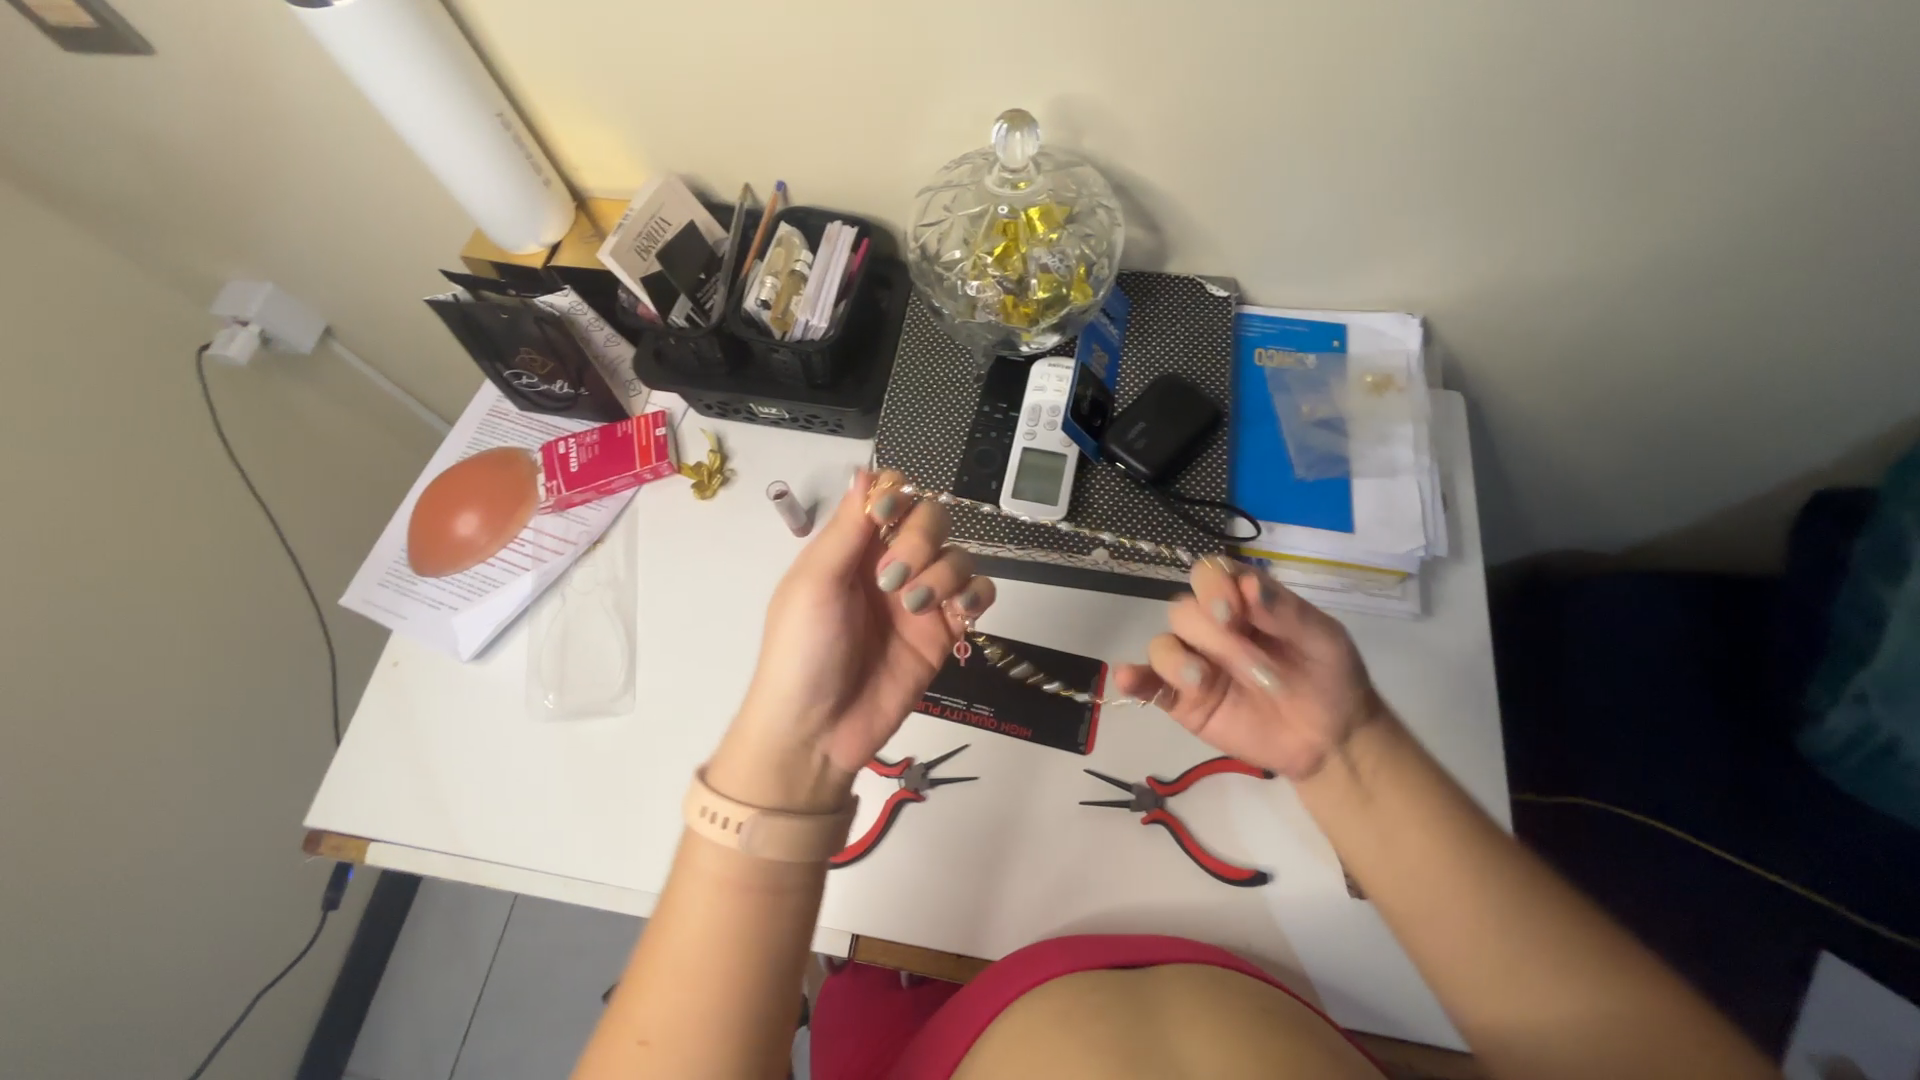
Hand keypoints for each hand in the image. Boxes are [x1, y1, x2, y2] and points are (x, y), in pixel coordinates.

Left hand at [710, 470, 996, 810]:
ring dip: (944, 574)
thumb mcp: (815, 583)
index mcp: (851, 547)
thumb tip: (866, 469)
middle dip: (921, 540)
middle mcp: (889, 565)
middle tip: (892, 579)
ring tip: (914, 608)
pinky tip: (957, 614)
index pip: (889, 496)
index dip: (898, 497)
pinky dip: (975, 596)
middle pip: (931, 519)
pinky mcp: (943, 632)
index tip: (890, 517)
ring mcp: (919, 599)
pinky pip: (977, 595)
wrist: (818, 731)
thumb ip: (847, 528)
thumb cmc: (802, 651)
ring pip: (958, 556)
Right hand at [1114, 558, 1386, 780]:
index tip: (1235, 611)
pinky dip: (1134, 679)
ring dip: (1178, 660)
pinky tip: (1129, 678)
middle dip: (1210, 634)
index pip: (1209, 574)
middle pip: (1183, 610)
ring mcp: (1194, 664)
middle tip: (1248, 663)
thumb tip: (1248, 584)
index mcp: (1243, 603)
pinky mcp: (1183, 700)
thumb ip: (1285, 611)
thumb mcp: (1322, 637)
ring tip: (1203, 682)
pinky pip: (1150, 684)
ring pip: (1163, 644)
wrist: (1332, 739)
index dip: (1213, 585)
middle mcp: (1212, 628)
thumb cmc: (1330, 677)